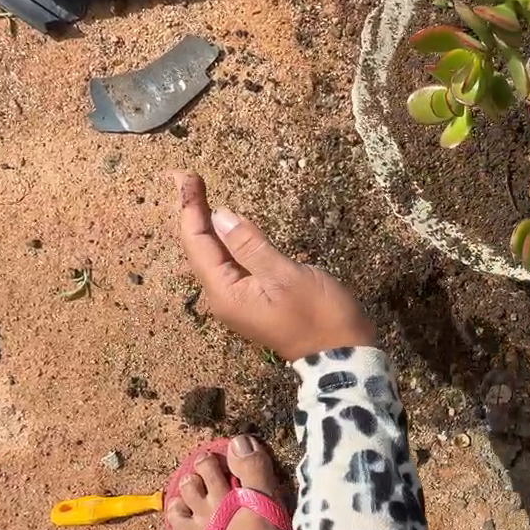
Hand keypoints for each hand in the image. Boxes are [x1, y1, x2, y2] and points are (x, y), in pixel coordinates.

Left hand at [168, 172, 375, 360]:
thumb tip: (221, 216)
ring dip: (208, 227)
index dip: (190, 208)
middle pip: (200, 250)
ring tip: (199, 198)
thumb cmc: (318, 315)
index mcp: (226, 292)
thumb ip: (251, 245)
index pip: (197, 243)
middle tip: (186, 179)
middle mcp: (224, 298)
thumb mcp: (286, 275)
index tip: (187, 176)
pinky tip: (229, 231)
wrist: (342, 354)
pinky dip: (227, 243)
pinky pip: (232, 266)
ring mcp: (239, 301)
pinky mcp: (256, 301)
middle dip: (193, 214)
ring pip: (215, 258)